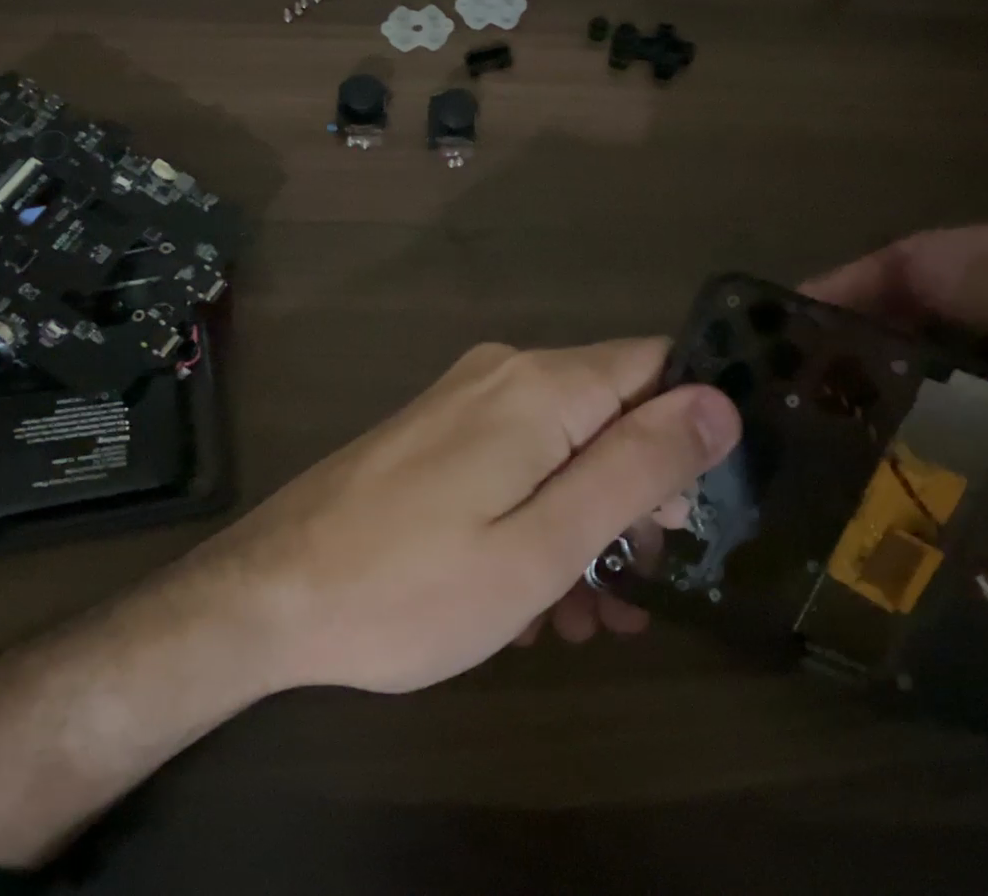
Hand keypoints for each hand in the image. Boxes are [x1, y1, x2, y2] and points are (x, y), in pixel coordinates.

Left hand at [180, 339, 740, 694]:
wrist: (268, 597)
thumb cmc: (410, 588)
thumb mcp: (543, 544)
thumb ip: (636, 468)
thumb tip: (719, 404)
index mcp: (541, 388)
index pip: (659, 367)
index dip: (691, 436)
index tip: (688, 520)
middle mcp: (502, 375)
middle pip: (611, 415)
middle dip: (635, 501)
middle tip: (635, 591)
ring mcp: (460, 406)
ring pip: (560, 452)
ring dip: (584, 528)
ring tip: (583, 620)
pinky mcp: (431, 440)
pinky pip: (511, 467)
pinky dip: (534, 522)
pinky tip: (528, 599)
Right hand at [803, 213, 987, 484]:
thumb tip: (900, 272)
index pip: (927, 253)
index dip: (848, 282)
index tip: (774, 327)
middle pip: (927, 303)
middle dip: (853, 336)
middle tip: (789, 391)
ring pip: (947, 356)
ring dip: (887, 383)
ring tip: (826, 431)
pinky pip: (981, 406)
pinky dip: (933, 422)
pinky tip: (905, 459)